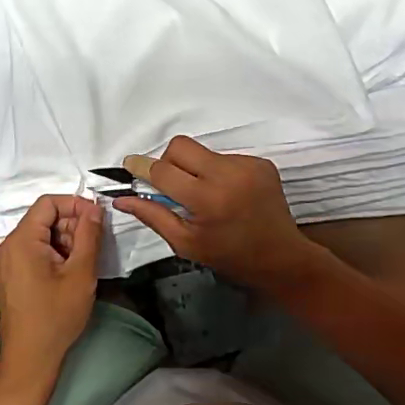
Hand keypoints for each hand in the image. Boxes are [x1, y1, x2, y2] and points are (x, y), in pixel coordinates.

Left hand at [0, 195, 103, 392]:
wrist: (30, 357)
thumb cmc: (56, 316)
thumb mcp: (80, 273)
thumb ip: (88, 235)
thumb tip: (94, 209)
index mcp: (22, 239)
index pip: (48, 203)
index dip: (75, 204)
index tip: (98, 218)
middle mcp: (9, 244)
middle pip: (43, 218)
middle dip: (71, 225)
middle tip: (94, 246)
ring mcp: (7, 260)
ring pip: (41, 236)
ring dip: (65, 242)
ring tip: (83, 264)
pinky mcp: (10, 274)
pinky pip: (33, 252)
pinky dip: (54, 254)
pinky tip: (70, 274)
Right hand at [113, 136, 315, 286]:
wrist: (283, 258)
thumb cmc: (229, 256)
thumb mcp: (185, 243)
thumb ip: (153, 215)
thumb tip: (121, 198)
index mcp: (207, 199)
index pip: (163, 171)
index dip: (142, 167)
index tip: (130, 165)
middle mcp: (229, 175)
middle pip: (180, 146)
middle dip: (168, 161)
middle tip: (173, 185)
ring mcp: (247, 165)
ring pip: (202, 151)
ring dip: (194, 168)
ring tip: (205, 194)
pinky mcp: (260, 162)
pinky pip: (223, 156)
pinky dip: (216, 171)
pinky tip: (226, 193)